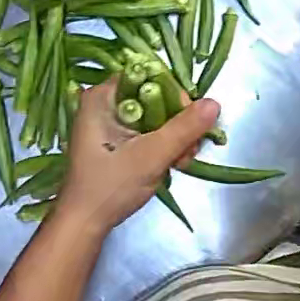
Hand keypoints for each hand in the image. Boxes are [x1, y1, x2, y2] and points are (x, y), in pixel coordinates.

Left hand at [51, 80, 218, 231]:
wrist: (85, 224)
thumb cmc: (109, 187)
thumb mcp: (151, 155)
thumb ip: (183, 128)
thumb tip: (214, 103)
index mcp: (104, 96)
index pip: (150, 76)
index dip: (175, 95)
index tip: (190, 122)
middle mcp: (107, 102)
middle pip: (158, 97)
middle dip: (180, 123)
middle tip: (188, 150)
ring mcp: (113, 122)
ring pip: (159, 116)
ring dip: (177, 137)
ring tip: (181, 162)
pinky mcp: (119, 139)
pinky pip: (152, 131)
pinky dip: (166, 145)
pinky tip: (174, 164)